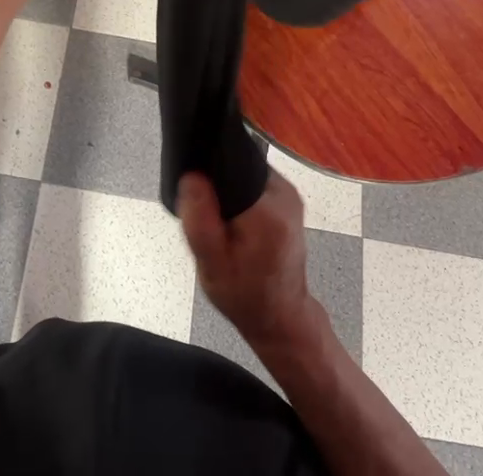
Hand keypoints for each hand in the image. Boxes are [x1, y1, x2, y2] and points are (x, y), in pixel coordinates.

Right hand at [178, 171, 322, 346]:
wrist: (281, 315)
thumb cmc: (245, 296)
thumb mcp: (211, 264)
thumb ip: (199, 219)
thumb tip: (192, 175)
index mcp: (266, 210)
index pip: (227, 167)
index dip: (206, 179)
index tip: (198, 203)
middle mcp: (284, 194)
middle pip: (235, 169)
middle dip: (216, 189)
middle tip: (211, 223)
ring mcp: (290, 194)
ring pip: (244, 174)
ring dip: (228, 193)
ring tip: (223, 224)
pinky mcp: (289, 198)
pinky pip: (255, 182)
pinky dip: (241, 197)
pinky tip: (237, 222)